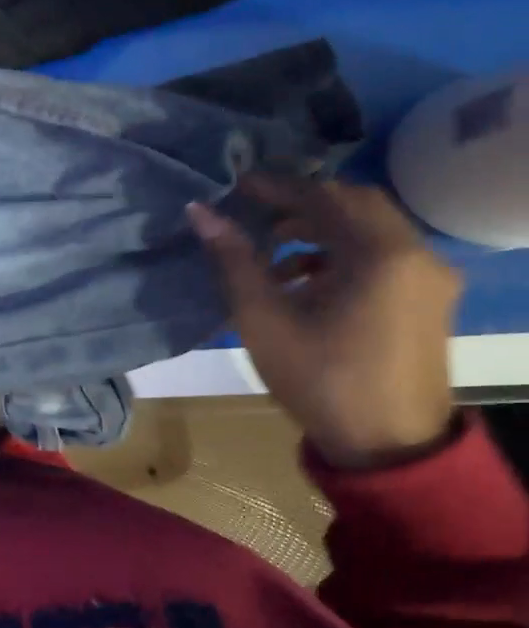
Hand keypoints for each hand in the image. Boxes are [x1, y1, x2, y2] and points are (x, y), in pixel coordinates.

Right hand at [188, 176, 460, 469]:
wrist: (388, 441)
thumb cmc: (319, 375)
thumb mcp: (262, 316)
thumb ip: (234, 258)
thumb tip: (200, 211)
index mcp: (381, 256)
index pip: (326, 197)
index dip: (277, 187)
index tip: (234, 186)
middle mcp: (416, 256)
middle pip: (356, 205)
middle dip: (301, 201)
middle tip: (250, 208)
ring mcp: (428, 278)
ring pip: (370, 228)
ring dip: (319, 226)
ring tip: (268, 245)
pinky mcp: (426, 298)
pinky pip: (381, 254)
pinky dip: (339, 250)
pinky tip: (300, 277)